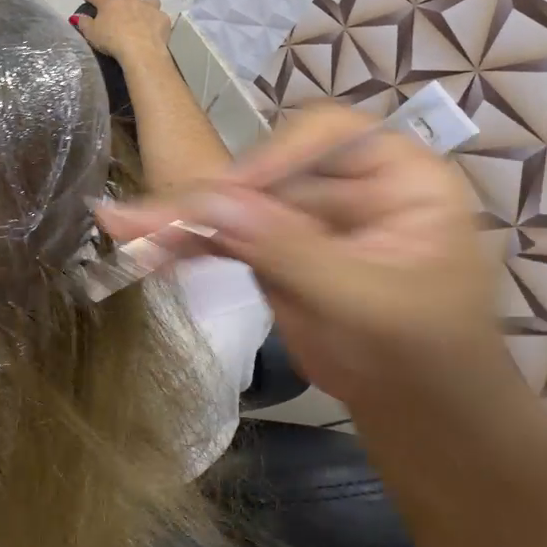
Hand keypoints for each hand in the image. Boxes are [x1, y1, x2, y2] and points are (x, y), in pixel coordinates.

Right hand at [75, 0, 171, 64]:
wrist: (140, 50)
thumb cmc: (111, 41)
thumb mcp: (91, 34)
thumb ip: (84, 23)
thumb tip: (79, 17)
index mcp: (110, 4)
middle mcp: (130, 1)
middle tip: (124, 2)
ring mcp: (149, 8)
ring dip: (146, 5)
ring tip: (143, 15)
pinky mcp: (163, 18)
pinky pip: (160, 16)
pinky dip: (156, 20)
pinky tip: (154, 29)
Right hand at [98, 103, 499, 407]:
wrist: (418, 412)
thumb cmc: (424, 355)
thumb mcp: (365, 300)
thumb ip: (290, 249)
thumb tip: (212, 204)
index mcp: (400, 179)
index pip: (330, 134)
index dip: (276, 153)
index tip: (232, 190)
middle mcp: (346, 185)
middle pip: (259, 171)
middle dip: (201, 200)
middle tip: (140, 220)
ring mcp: (301, 215)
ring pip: (227, 204)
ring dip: (175, 220)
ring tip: (122, 229)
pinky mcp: (267, 245)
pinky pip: (216, 234)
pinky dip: (179, 243)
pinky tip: (140, 249)